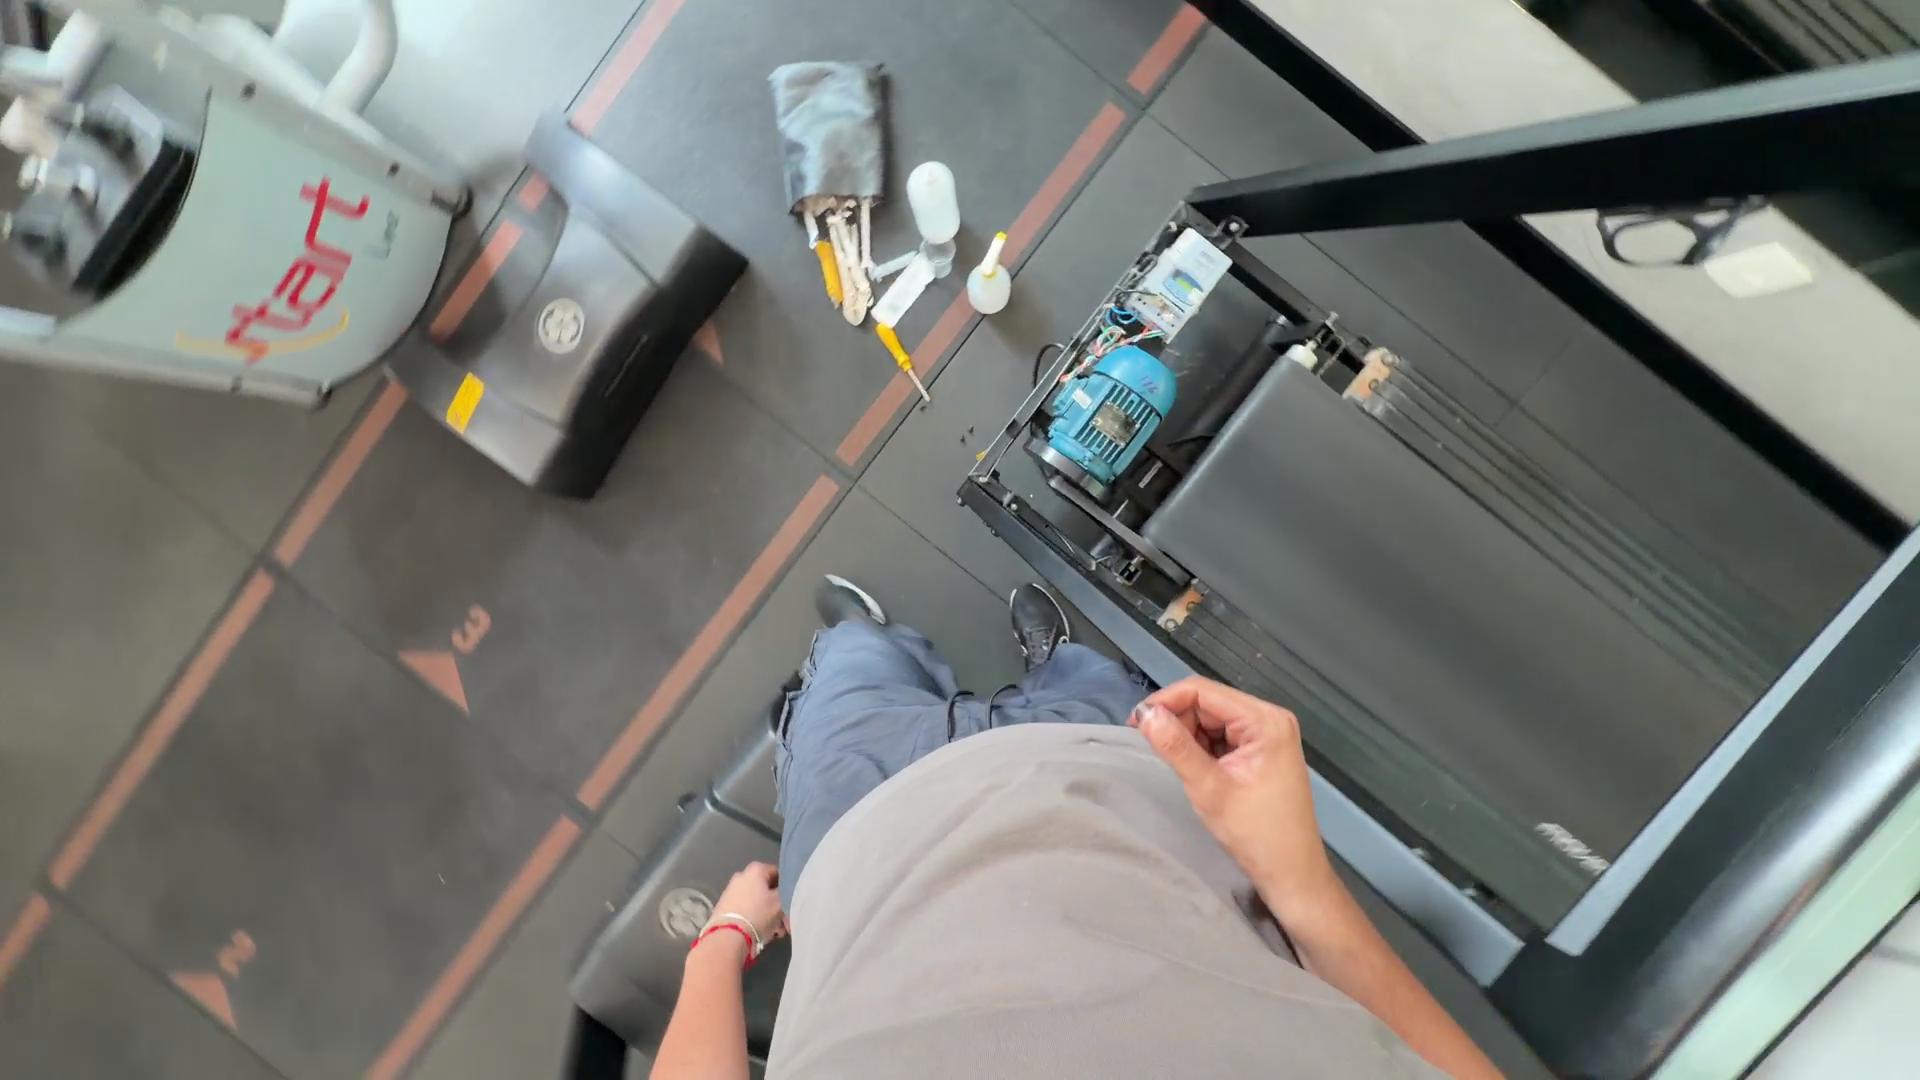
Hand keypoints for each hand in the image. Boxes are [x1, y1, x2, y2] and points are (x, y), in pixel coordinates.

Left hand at [710, 862, 787, 946]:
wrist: (726, 937)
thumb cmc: (758, 914)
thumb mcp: (780, 902)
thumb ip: (786, 893)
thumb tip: (786, 891)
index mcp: (756, 869)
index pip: (779, 874)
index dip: (788, 889)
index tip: (792, 904)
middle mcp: (742, 876)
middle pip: (766, 890)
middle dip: (777, 906)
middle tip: (785, 922)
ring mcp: (731, 892)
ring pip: (756, 902)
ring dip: (767, 915)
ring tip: (775, 932)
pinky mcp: (723, 908)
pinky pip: (745, 910)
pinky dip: (754, 919)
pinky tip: (762, 934)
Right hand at [1132, 677, 1338, 919]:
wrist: (1293, 875)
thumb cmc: (1255, 834)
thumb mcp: (1208, 789)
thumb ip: (1176, 747)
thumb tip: (1145, 714)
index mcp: (1264, 720)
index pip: (1202, 691)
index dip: (1165, 701)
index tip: (1135, 724)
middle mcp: (1269, 717)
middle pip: (1206, 702)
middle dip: (1177, 720)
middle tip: (1155, 749)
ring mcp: (1266, 733)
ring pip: (1210, 717)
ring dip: (1187, 735)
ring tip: (1180, 765)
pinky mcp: (1260, 748)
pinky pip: (1220, 733)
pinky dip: (1200, 746)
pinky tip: (1196, 768)